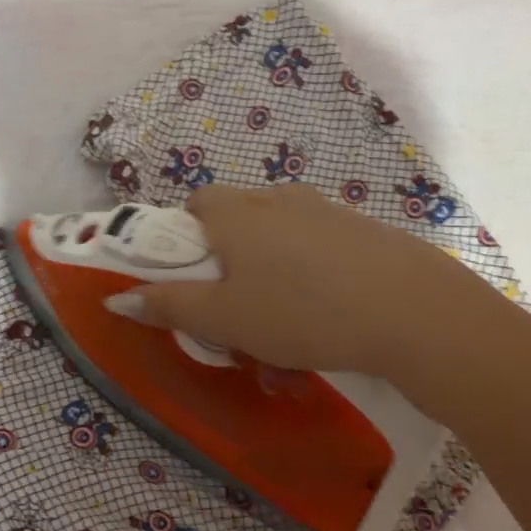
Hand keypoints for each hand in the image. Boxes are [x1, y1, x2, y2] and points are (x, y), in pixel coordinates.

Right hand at [104, 184, 500, 379]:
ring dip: (269, 277)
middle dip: (227, 263)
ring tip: (279, 329)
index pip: (196, 203)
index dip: (184, 237)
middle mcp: (280, 201)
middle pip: (238, 221)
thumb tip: (116, 299)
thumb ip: (168, 306)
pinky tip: (324, 322)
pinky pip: (320, 252)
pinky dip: (309, 281)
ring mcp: (328, 213)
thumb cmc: (301, 314)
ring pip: (281, 240)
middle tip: (233, 313)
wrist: (415, 314)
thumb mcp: (223, 319)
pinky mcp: (366, 233)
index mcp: (238, 214)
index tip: (190, 279)